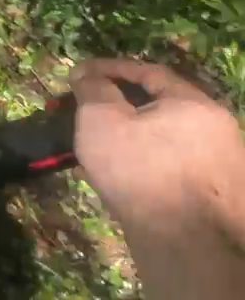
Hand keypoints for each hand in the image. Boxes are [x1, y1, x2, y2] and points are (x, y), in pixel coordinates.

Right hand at [71, 58, 244, 298]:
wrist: (186, 236)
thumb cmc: (138, 165)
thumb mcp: (100, 117)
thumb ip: (94, 88)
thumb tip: (88, 74)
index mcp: (196, 105)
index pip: (150, 71)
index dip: (108, 66)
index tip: (77, 72)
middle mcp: (220, 128)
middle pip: (163, 100)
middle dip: (120, 96)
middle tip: (85, 101)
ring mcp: (226, 159)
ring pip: (169, 127)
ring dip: (133, 121)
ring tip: (100, 130)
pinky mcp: (221, 184)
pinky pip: (177, 150)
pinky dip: (148, 144)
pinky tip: (126, 156)